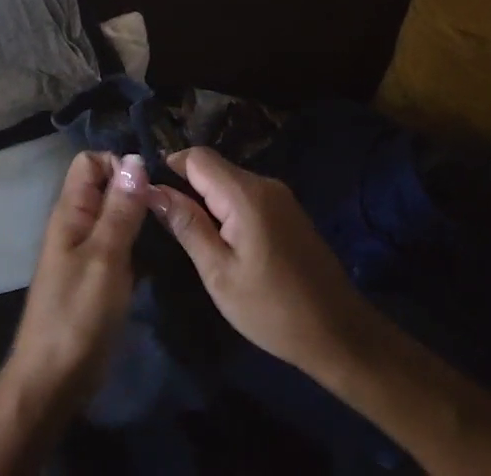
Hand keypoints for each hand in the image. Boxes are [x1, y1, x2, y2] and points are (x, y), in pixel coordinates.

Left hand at [2, 151, 151, 406]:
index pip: (90, 162)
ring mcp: (87, 252)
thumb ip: (120, 209)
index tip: (154, 183)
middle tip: (175, 206)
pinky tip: (166, 256)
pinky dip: (141, 246)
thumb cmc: (78, 314)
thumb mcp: (105, 257)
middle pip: (106, 187)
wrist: (55, 378)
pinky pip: (122, 246)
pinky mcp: (99, 277)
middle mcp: (77, 225)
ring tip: (176, 227)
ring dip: (143, 219)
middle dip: (138, 190)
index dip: (119, 164)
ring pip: (117, 217)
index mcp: (70, 212)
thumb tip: (134, 159)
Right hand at [148, 146, 372, 378]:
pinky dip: (228, 211)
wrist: (340, 334)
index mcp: (246, 195)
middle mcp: (265, 185)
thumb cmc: (272, 309)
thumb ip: (187, 225)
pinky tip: (224, 245)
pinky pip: (247, 198)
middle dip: (186, 188)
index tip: (150, 198)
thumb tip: (152, 190)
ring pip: (229, 183)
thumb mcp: (219, 272)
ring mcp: (281, 198)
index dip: (169, 169)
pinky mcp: (289, 213)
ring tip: (193, 240)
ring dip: (207, 202)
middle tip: (168, 228)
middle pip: (213, 168)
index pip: (197, 157)